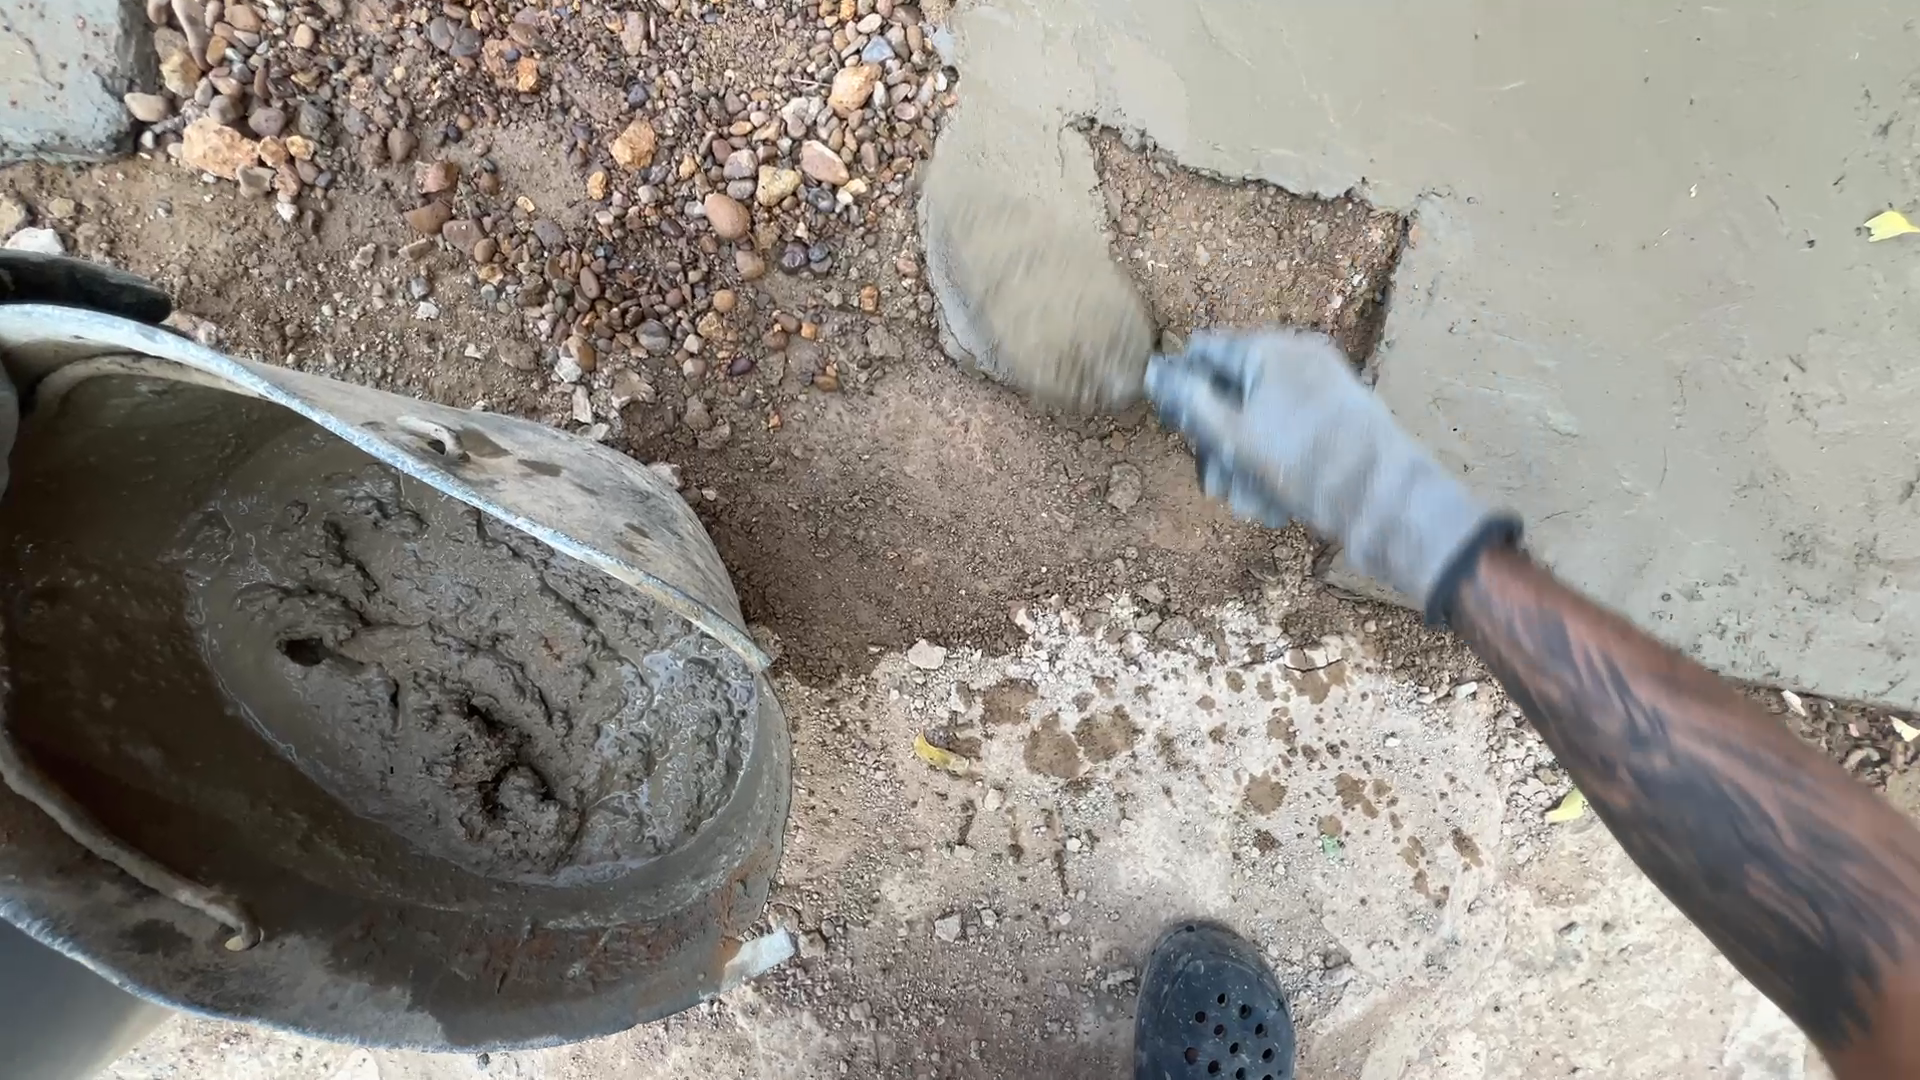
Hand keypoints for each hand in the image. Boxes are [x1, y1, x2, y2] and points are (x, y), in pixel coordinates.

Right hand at [1144, 328, 1517, 620]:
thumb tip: (1155, 372)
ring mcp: (1318, 385)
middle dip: (1216, 440)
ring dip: (1242, 462)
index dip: (1181, 386)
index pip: (1205, 351)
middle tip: (1214, 483)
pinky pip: (1285, 430)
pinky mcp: (1334, 414)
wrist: (1381, 499)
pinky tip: (1272, 500)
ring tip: (1247, 500)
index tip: (1174, 424)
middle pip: (1230, 390)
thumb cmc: (1301, 461)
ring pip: (1256, 418)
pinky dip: (1271, 463)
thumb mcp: (1232, 434)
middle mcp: (1296, 357)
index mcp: (1270, 349)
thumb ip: (1190, 400)